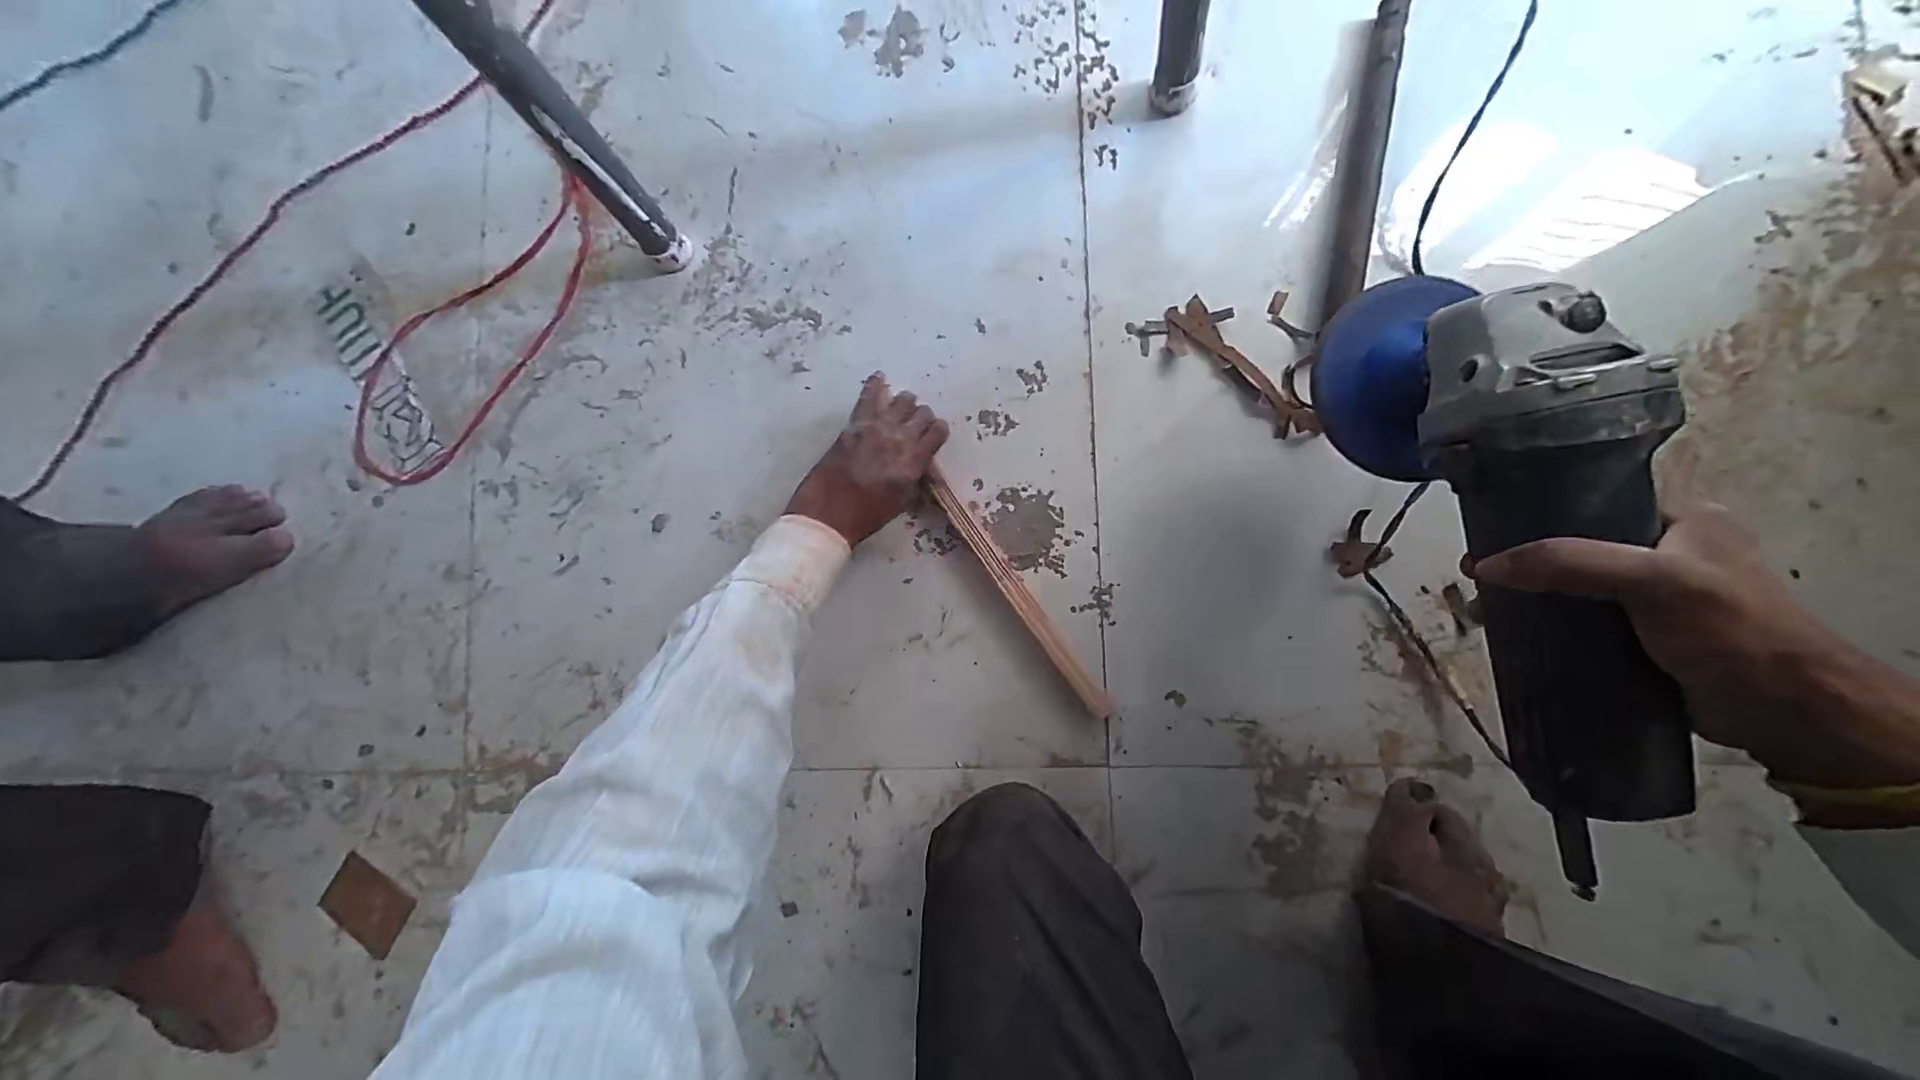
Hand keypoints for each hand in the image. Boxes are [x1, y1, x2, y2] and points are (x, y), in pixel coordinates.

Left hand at [786, 374, 949, 546]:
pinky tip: (879, 377)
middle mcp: (901, 438)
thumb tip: (920, 464)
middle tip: (914, 425)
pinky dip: (875, 385)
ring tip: (901, 407)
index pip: (938, 432)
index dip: (938, 431)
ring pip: (902, 400)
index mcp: (915, 460)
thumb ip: (915, 476)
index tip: (934, 434)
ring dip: (905, 403)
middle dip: (922, 418)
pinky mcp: (855, 423)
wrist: (830, 511)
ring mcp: (877, 427)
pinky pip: (868, 396)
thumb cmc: (868, 514)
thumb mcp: (902, 500)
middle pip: (922, 413)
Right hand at [1471, 505, 1919, 789]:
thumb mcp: (1652, 579)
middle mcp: (1665, 552)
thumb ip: (1569, 563)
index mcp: (1683, 520)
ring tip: (1484, 610)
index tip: (1487, 535)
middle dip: (1521, 563)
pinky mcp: (1637, 636)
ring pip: (1569, 586)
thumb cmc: (1731, 631)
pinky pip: (1576, 621)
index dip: (1538, 516)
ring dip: (1526, 598)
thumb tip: (1483, 568)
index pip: (1594, 504)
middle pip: (1572, 547)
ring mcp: (1650, 598)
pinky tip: (1512, 633)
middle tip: (1476, 576)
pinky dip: (1543, 626)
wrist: (1783, 713)